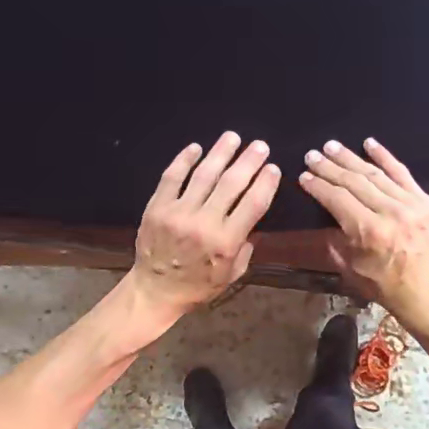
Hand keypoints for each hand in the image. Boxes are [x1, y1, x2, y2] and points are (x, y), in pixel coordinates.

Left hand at [127, 132, 280, 317]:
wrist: (155, 291)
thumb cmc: (198, 285)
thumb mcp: (231, 274)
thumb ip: (245, 246)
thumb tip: (252, 218)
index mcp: (225, 242)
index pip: (253, 204)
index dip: (266, 183)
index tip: (273, 168)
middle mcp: (203, 224)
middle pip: (231, 183)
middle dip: (249, 161)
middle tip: (259, 146)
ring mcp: (178, 213)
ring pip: (203, 174)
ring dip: (220, 153)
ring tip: (232, 138)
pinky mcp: (157, 207)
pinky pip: (172, 177)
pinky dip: (184, 160)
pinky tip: (196, 148)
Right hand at [298, 138, 428, 322]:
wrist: (420, 287)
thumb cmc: (378, 280)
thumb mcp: (347, 263)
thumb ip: (334, 233)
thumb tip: (322, 205)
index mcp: (369, 232)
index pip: (338, 199)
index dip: (319, 185)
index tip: (303, 175)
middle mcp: (391, 213)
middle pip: (354, 182)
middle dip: (329, 167)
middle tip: (312, 155)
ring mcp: (410, 204)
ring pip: (375, 174)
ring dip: (350, 158)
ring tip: (332, 146)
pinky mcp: (424, 200)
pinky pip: (402, 173)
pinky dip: (385, 156)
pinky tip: (369, 143)